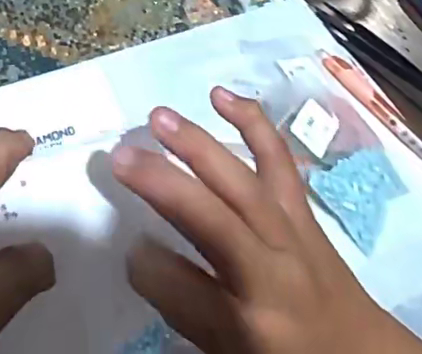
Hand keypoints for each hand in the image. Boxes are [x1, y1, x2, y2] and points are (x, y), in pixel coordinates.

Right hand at [112, 87, 421, 353]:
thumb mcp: (231, 353)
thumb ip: (185, 309)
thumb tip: (143, 251)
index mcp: (247, 328)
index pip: (180, 288)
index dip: (146, 266)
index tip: (127, 248)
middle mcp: (270, 278)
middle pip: (213, 222)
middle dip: (162, 185)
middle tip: (118, 156)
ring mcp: (291, 236)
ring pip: (243, 184)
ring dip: (198, 144)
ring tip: (159, 116)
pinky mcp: (303, 210)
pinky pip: (279, 161)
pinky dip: (253, 122)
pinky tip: (220, 94)